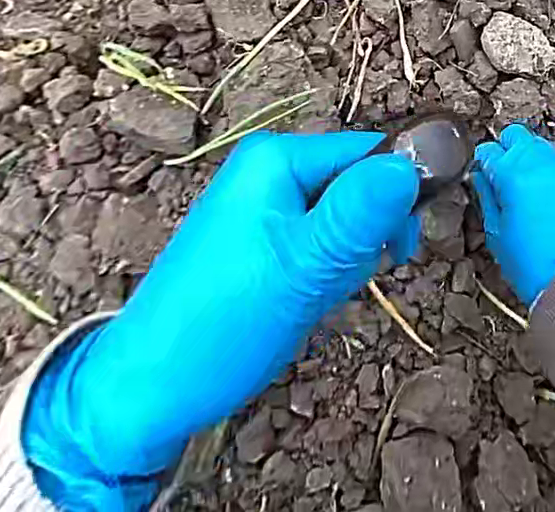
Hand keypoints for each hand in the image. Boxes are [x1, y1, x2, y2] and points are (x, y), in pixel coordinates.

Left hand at [22, 130, 420, 507]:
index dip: (396, 195)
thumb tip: (412, 163)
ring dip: (349, 261)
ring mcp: (270, 205)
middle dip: (367, 235)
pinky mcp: (270, 239)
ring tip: (319, 295)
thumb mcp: (300, 268)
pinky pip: (327, 241)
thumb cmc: (221, 326)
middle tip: (344, 277)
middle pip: (364, 185)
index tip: (397, 245)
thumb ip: (357, 214)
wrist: (143, 401)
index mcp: (278, 158)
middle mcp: (275, 170)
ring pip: (351, 218)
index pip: (373, 153)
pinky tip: (310, 300)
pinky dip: (331, 272)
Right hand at [470, 124, 554, 306]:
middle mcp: (542, 162)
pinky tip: (550, 196)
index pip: (490, 150)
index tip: (484, 173)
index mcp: (513, 173)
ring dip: (532, 159)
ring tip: (529, 188)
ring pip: (542, 146)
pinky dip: (553, 172)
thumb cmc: (530, 262)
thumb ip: (487, 195)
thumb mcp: (496, 232)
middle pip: (518, 135)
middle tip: (505, 175)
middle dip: (508, 150)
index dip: (484, 162)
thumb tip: (482, 175)